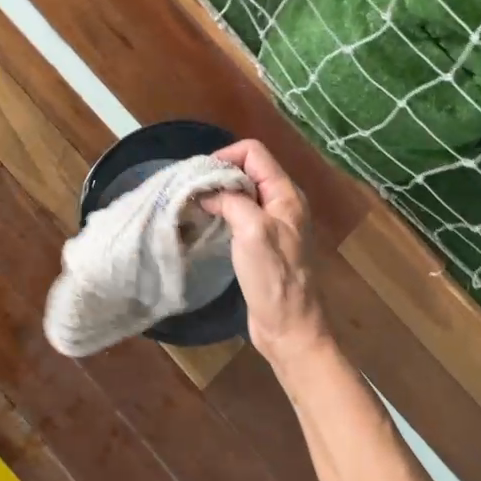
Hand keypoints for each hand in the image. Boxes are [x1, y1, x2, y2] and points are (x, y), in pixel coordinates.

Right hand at [201, 140, 330, 365]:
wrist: (289, 327)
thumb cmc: (274, 278)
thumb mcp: (252, 231)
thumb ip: (232, 201)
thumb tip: (206, 191)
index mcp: (285, 194)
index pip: (254, 152)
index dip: (226, 156)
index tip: (200, 176)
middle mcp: (281, 203)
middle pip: (247, 170)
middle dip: (218, 174)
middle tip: (191, 190)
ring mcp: (273, 223)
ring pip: (242, 192)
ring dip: (218, 194)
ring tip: (194, 205)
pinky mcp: (263, 242)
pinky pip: (241, 214)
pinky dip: (222, 212)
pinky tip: (206, 223)